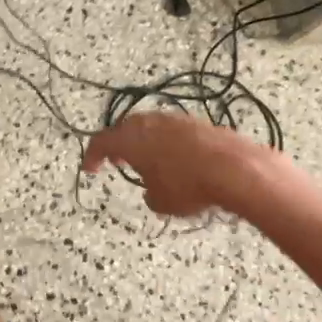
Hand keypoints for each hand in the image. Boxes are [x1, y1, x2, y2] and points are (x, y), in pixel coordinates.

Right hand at [81, 112, 269, 216]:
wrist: (231, 166)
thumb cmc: (186, 185)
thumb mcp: (161, 202)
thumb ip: (149, 194)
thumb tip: (151, 190)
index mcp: (129, 139)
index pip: (100, 142)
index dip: (92, 156)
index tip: (90, 168)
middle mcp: (147, 123)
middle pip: (124, 129)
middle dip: (119, 145)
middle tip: (118, 161)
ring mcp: (172, 119)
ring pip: (149, 127)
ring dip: (144, 143)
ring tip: (149, 163)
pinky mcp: (195, 122)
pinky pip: (170, 131)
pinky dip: (166, 144)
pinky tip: (176, 161)